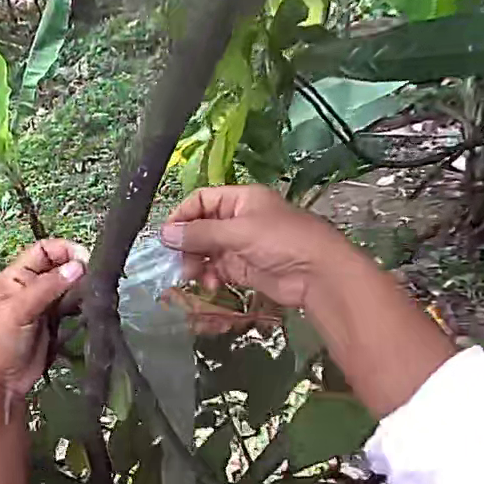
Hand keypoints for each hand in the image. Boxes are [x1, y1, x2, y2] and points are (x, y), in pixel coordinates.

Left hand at [0, 238, 87, 401]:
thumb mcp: (19, 310)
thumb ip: (48, 287)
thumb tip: (79, 266)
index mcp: (16, 276)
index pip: (44, 249)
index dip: (65, 250)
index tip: (86, 261)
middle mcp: (31, 287)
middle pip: (59, 267)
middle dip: (78, 270)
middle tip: (96, 281)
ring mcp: (43, 306)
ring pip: (68, 287)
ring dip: (82, 289)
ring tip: (97, 296)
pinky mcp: (54, 325)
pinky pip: (72, 308)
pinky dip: (83, 307)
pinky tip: (93, 309)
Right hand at [161, 185, 361, 308]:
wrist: (318, 275)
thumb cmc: (282, 241)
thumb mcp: (238, 231)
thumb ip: (200, 233)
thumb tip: (165, 233)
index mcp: (240, 199)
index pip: (200, 201)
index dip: (182, 216)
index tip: (166, 236)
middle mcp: (238, 219)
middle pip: (200, 227)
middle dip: (187, 243)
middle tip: (176, 260)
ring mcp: (240, 244)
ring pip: (205, 250)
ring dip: (195, 262)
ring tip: (191, 275)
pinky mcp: (243, 268)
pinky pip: (216, 269)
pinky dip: (208, 276)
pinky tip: (210, 284)